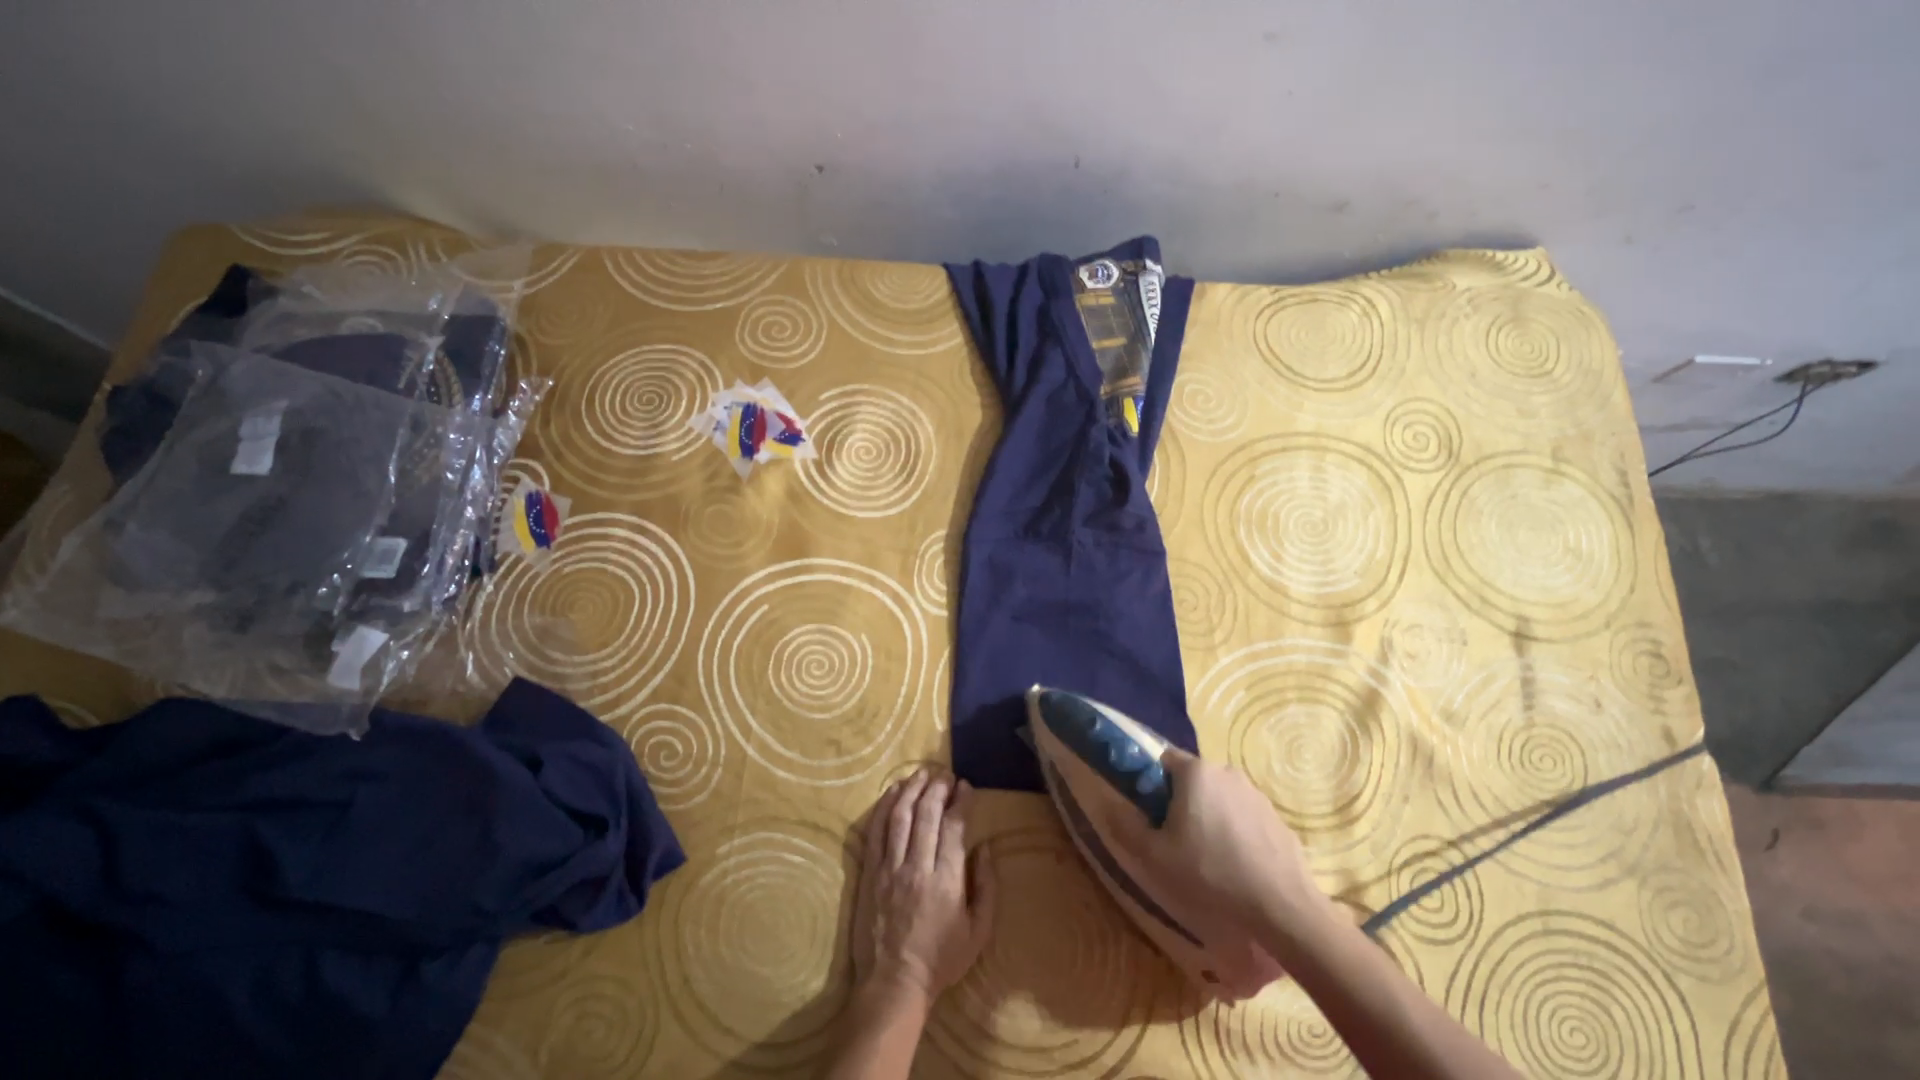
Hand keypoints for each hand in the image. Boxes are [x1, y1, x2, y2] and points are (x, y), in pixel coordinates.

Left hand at [850, 768, 996, 1008]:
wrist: (894, 982)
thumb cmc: (941, 959)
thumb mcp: (979, 931)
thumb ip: (987, 886)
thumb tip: (986, 848)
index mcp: (947, 880)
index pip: (954, 827)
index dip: (961, 802)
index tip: (966, 786)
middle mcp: (917, 867)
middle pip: (926, 815)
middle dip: (937, 788)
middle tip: (945, 775)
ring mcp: (889, 869)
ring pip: (899, 817)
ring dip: (911, 790)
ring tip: (921, 773)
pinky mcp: (869, 874)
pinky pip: (875, 832)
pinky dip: (884, 808)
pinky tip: (892, 792)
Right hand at [1139, 747, 1329, 933]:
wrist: (1281, 906)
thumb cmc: (1210, 874)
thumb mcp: (1154, 856)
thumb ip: (1125, 825)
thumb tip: (1108, 804)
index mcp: (1196, 772)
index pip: (1162, 759)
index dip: (1150, 784)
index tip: (1149, 815)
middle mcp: (1227, 772)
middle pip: (1192, 779)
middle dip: (1180, 802)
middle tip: (1174, 841)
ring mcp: (1256, 793)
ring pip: (1219, 798)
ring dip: (1208, 817)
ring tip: (1207, 858)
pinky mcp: (1276, 816)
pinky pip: (1243, 816)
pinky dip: (1234, 832)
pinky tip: (1235, 865)